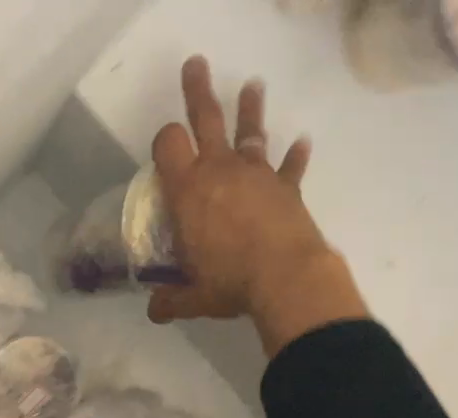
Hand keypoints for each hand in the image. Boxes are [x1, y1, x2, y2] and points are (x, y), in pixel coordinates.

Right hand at [149, 57, 367, 354]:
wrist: (286, 279)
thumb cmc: (228, 282)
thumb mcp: (192, 297)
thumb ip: (170, 300)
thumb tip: (155, 312)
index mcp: (188, 191)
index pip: (168, 145)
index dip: (164, 140)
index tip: (164, 147)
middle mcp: (220, 171)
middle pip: (207, 119)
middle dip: (197, 92)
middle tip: (195, 66)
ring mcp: (257, 175)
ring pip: (251, 131)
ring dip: (250, 108)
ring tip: (251, 86)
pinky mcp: (287, 187)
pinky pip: (291, 165)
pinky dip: (296, 155)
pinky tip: (303, 141)